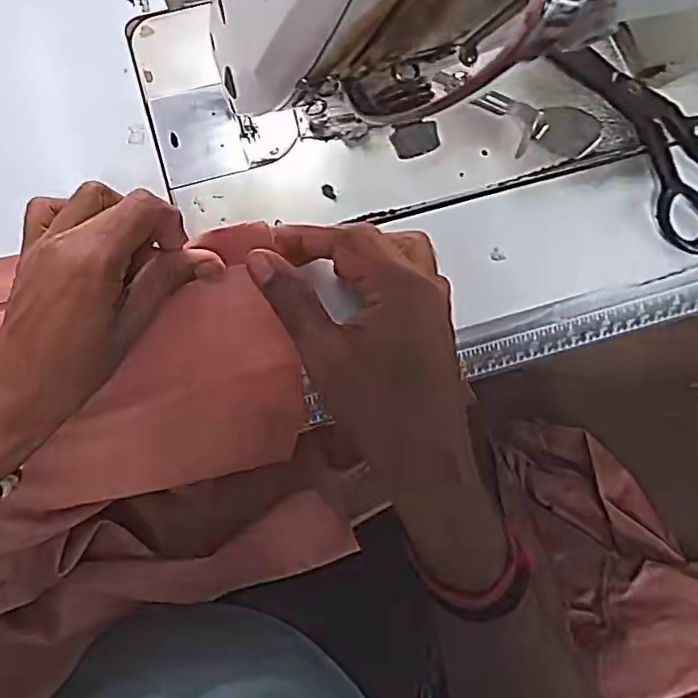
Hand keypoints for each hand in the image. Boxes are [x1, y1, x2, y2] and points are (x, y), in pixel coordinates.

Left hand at [0, 183, 222, 483]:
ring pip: (87, 197)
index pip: (142, 206)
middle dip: (145, 222)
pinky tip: (85, 244)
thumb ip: (165, 281)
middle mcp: (64, 240)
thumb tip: (206, 260)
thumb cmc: (74, 370)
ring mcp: (42, 242)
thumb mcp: (130, 326)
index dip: (169, 224)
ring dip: (113, 213)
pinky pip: (48, 209)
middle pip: (119, 199)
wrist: (20, 389)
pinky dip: (72, 214)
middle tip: (152, 260)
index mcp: (93, 257)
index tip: (174, 254)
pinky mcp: (28, 250)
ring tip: (122, 252)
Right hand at [245, 224, 508, 588]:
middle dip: (325, 241)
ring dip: (354, 251)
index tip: (271, 243)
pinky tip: (352, 292)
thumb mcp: (323, 352)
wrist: (428, 460)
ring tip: (320, 268)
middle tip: (287, 255)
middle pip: (371, 239)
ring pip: (394, 250)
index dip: (303, 237)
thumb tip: (263, 262)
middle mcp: (424, 285)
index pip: (347, 239)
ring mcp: (434, 302)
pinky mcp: (434, 319)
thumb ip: (291, 300)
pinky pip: (406, 272)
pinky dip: (374, 268)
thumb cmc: (378, 412)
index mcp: (400, 286)